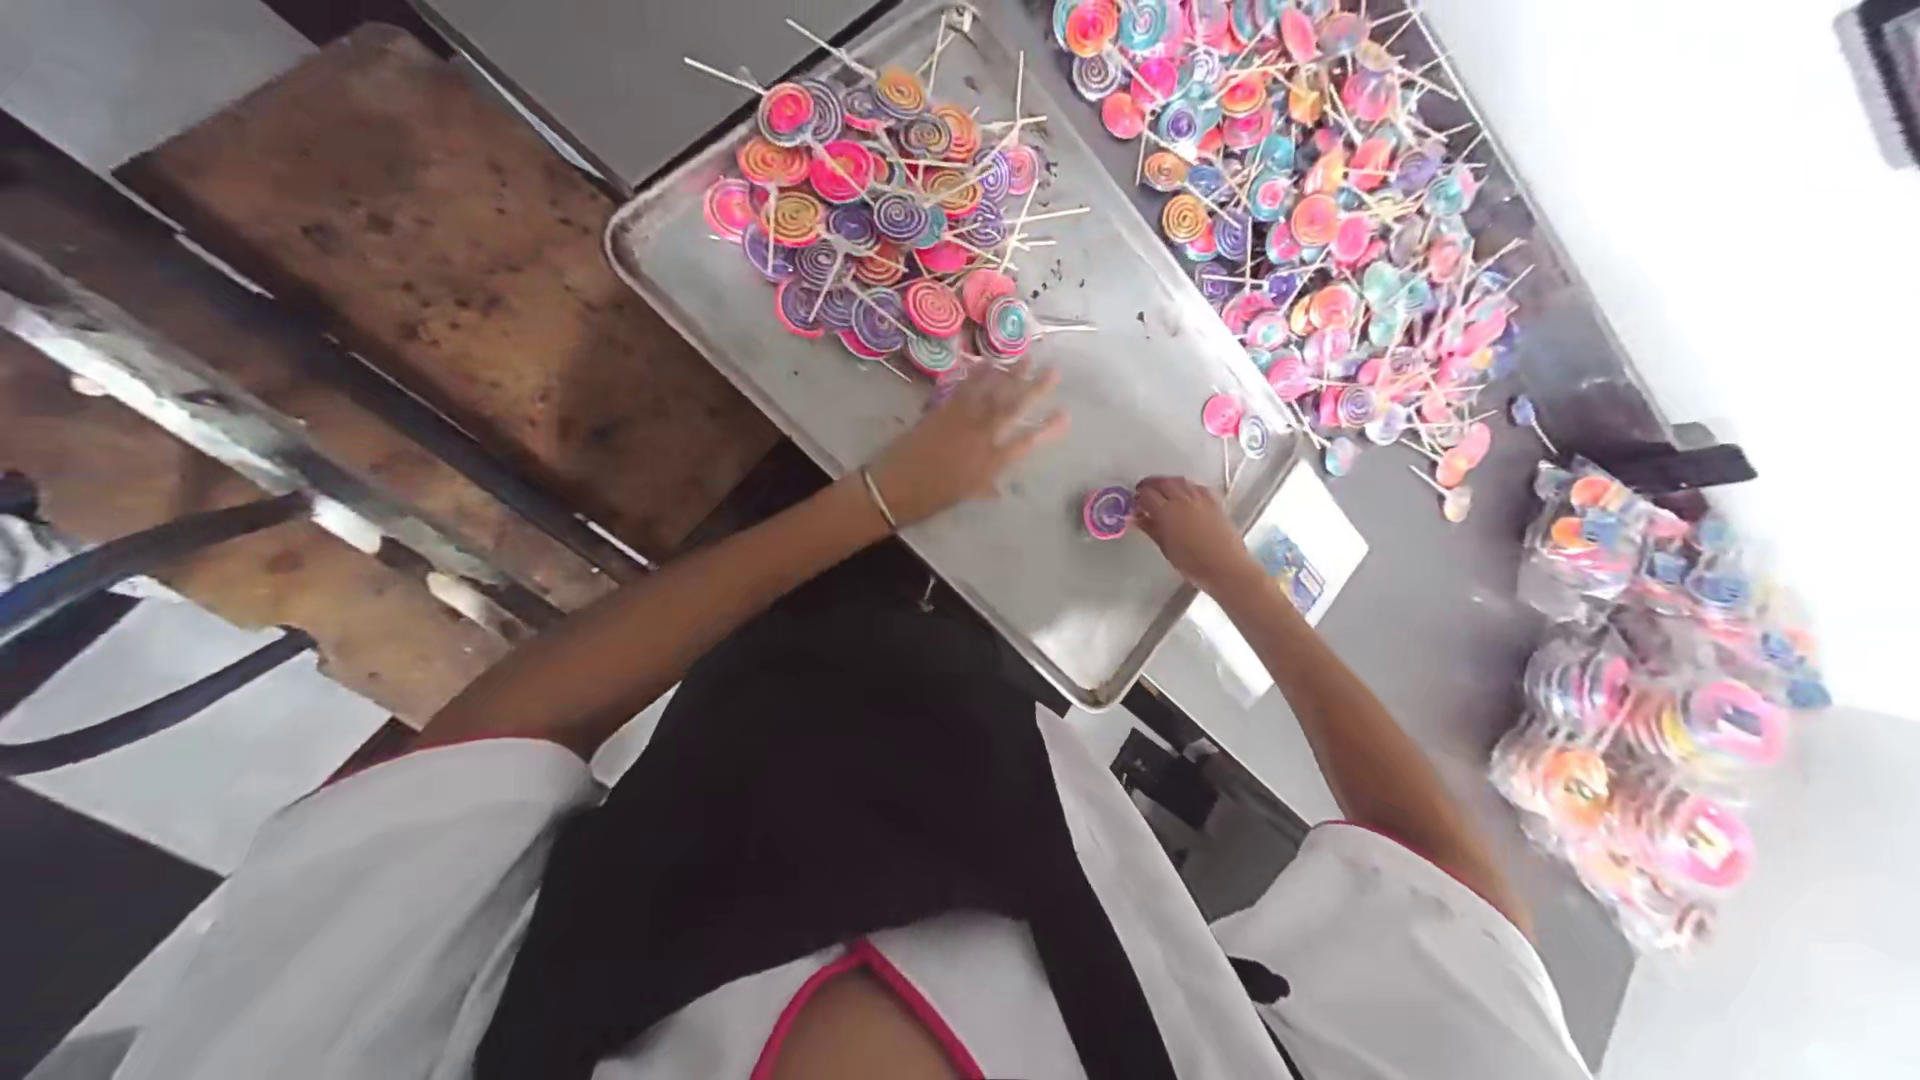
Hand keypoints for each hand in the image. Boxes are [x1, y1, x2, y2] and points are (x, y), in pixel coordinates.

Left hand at [865, 364, 1069, 527]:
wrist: (893, 488)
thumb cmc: (929, 499)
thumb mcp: (962, 496)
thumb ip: (983, 487)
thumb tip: (997, 488)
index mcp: (991, 464)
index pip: (1027, 442)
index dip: (1048, 429)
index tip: (1066, 414)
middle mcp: (981, 438)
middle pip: (1013, 408)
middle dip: (1035, 388)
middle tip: (1053, 369)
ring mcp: (961, 420)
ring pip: (991, 392)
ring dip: (1009, 373)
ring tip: (1025, 356)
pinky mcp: (942, 410)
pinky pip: (964, 388)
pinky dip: (977, 374)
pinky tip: (988, 362)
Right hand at [1133, 476, 1263, 595]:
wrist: (1225, 567)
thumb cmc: (1192, 563)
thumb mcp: (1165, 547)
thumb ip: (1150, 528)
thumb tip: (1137, 518)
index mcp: (1167, 512)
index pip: (1146, 496)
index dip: (1137, 498)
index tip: (1134, 505)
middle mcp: (1182, 500)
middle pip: (1162, 483)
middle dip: (1150, 485)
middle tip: (1143, 493)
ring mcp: (1200, 499)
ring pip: (1180, 481)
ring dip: (1167, 483)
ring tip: (1162, 491)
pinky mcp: (1214, 501)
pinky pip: (1197, 486)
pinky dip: (1187, 486)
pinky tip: (1185, 493)